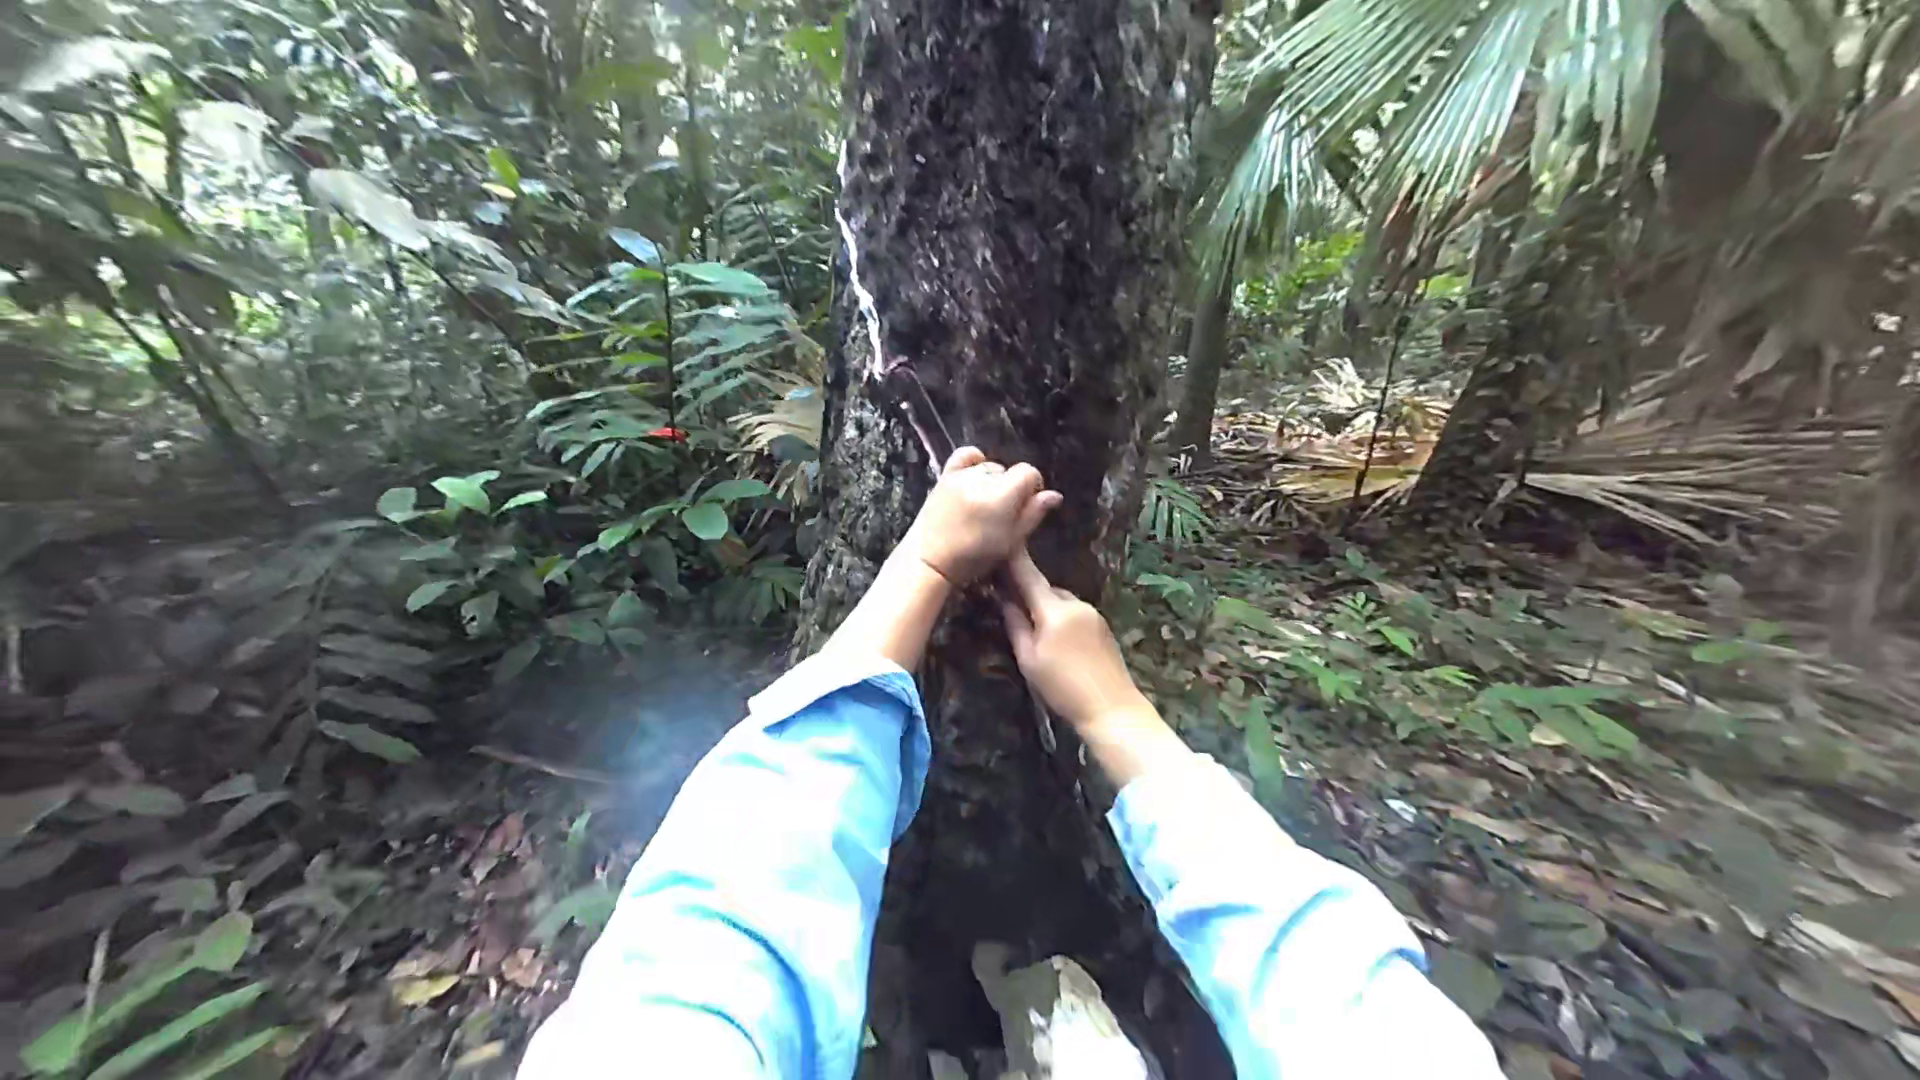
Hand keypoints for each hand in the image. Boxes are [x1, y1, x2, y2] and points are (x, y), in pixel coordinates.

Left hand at [904, 446, 1062, 585]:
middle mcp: (981, 479)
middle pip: (1008, 471)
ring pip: (988, 467)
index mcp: (1001, 496)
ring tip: (985, 504)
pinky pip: (965, 456)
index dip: (1033, 487)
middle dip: (1012, 487)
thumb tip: (1054, 495)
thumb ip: (1033, 514)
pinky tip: (977, 475)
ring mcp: (960, 476)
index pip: (1029, 472)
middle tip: (1004, 513)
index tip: (1028, 504)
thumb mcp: (1011, 540)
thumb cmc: (974, 557)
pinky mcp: (945, 476)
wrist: (930, 560)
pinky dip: (974, 461)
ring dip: (992, 480)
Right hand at [997, 550, 1153, 729]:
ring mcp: (1092, 613)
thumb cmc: (1063, 687)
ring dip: (1047, 608)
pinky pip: (1074, 612)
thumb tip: (1005, 601)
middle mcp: (1076, 604)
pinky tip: (1058, 642)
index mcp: (1054, 610)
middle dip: (1030, 594)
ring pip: (1061, 601)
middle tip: (1012, 608)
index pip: (1029, 576)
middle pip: (1046, 589)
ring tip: (1037, 634)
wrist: (1112, 709)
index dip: (1014, 560)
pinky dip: (1061, 618)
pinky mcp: (1102, 626)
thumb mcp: (1029, 659)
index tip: (1004, 542)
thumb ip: (1015, 626)